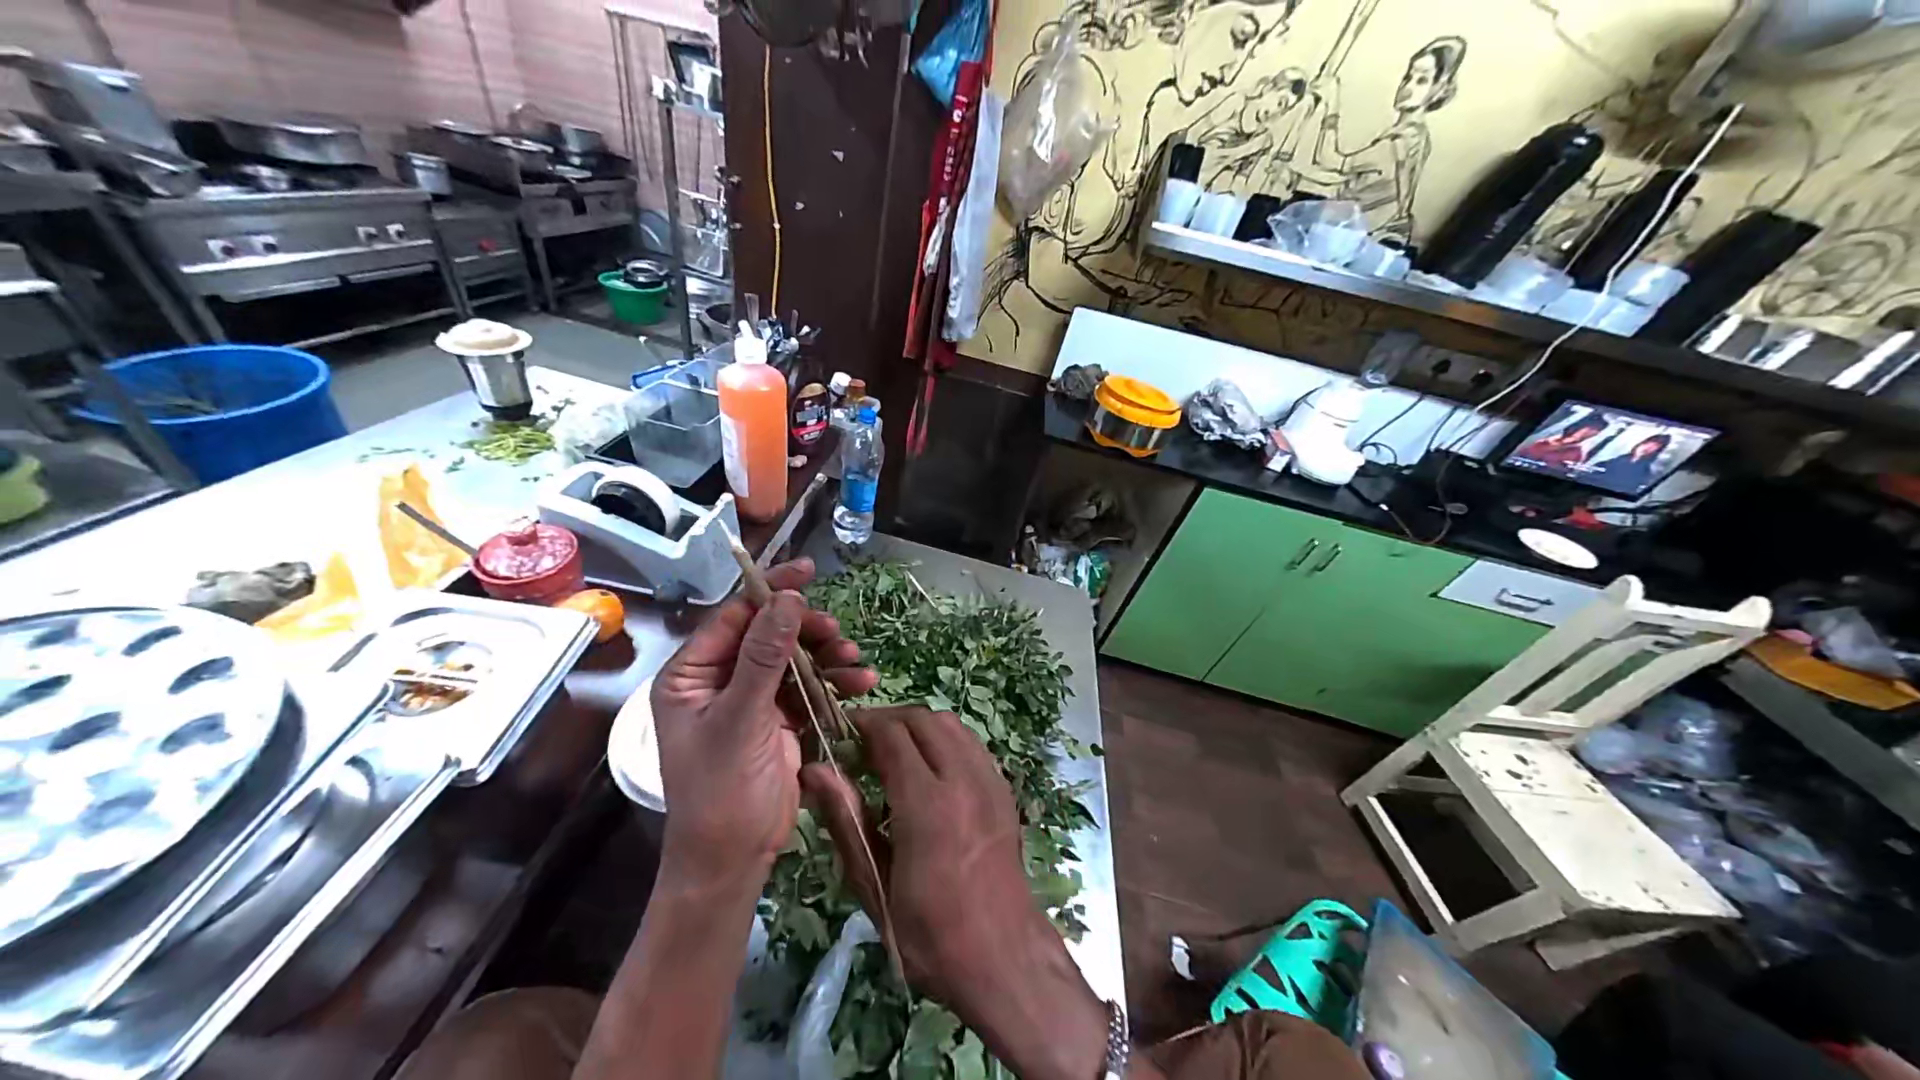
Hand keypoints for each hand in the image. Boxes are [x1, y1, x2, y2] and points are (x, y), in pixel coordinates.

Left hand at [652, 558, 875, 888]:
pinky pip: (809, 688)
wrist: (732, 860)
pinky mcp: (779, 720)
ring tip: (855, 663)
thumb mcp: (741, 719)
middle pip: (770, 635)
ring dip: (827, 658)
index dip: (770, 592)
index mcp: (692, 674)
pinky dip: (834, 684)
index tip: (807, 571)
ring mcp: (752, 700)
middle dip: (807, 632)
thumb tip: (788, 599)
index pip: (734, 618)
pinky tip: (861, 684)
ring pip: (795, 660)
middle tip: (837, 635)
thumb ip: (764, 658)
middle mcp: (720, 680)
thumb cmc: (721, 790)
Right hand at [803, 707, 1110, 1079]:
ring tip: (893, 752)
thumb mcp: (874, 886)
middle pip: (922, 719)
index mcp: (927, 804)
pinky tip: (929, 769)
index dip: (861, 725)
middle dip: (888, 721)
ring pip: (951, 724)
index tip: (838, 734)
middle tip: (861, 744)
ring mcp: (990, 782)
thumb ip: (845, 820)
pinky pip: (971, 744)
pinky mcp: (1004, 791)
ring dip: (918, 726)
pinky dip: (945, 740)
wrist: (1003, 959)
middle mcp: (963, 780)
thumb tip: (815, 770)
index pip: (891, 735)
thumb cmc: (930, 935)